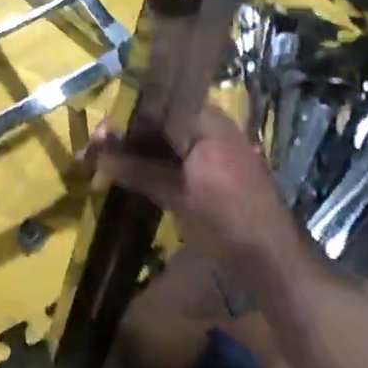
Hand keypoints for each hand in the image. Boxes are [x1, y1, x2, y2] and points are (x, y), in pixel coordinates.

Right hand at [92, 104, 310, 287]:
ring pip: (162, 138)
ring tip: (102, 163)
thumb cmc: (226, 221)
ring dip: (132, 149)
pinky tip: (126, 172)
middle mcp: (211, 127)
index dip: (121, 119)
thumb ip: (133, 169)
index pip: (153, 105)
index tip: (98, 136)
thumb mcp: (174, 194)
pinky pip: (174, 153)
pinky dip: (150, 161)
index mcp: (206, 124)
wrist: (274, 261)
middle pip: (155, 120)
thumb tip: (93, 156)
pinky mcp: (214, 167)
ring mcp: (214, 147)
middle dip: (122, 135)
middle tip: (94, 152)